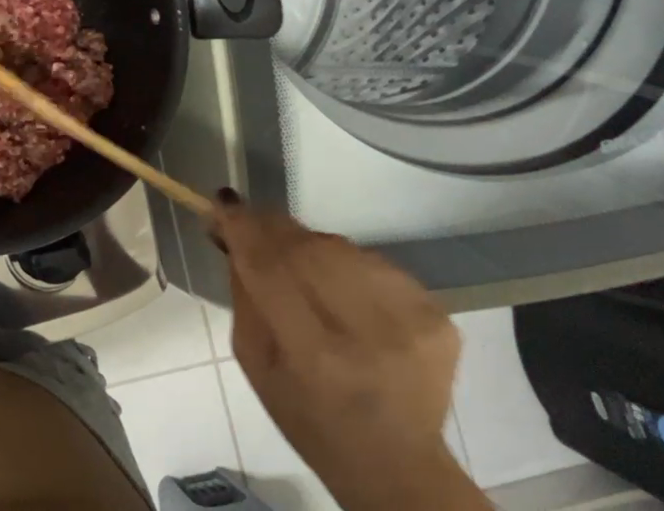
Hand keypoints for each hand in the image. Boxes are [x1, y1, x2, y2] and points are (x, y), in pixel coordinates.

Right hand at [209, 195, 485, 510]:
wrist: (393, 460)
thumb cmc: (305, 415)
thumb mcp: (254, 361)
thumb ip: (245, 294)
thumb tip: (235, 234)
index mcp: (314, 354)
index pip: (271, 267)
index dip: (245, 229)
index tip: (224, 202)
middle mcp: (369, 332)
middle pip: (308, 248)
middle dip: (273, 229)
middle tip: (252, 226)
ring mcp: (412, 321)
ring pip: (342, 248)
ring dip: (310, 246)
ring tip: (300, 269)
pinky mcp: (439, 317)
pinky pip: (376, 264)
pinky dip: (350, 266)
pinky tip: (344, 293)